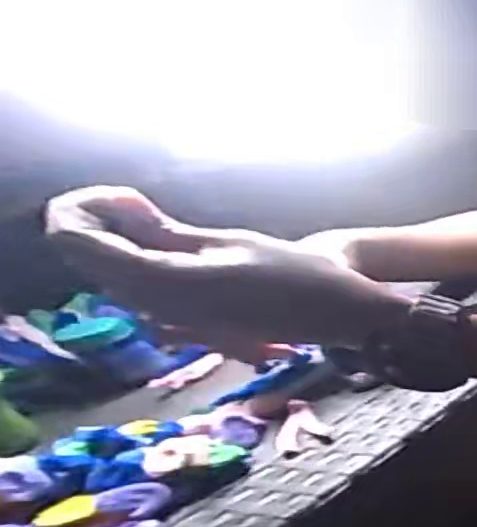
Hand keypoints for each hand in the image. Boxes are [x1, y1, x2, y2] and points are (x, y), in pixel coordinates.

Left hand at [45, 186, 406, 347]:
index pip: (75, 239)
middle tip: (144, 208)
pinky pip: (151, 300)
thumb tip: (119, 210)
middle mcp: (160, 306)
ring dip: (130, 252)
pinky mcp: (200, 328)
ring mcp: (180, 322)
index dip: (87, 209)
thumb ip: (168, 232)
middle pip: (92, 262)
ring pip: (119, 281)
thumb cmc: (306, 275)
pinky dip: (155, 276)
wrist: (351, 313)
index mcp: (167, 280)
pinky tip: (191, 264)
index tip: (130, 197)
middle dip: (106, 229)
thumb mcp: (238, 243)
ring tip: (168, 232)